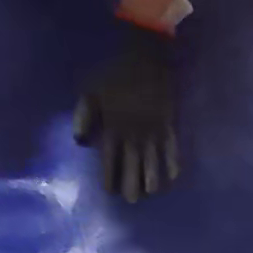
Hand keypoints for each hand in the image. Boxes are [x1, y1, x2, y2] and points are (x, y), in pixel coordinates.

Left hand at [73, 19, 178, 201]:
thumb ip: (84, 116)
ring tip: (150, 192)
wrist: (146, 53)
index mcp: (113, 128)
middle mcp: (133, 135)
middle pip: (133, 169)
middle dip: (132, 187)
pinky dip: (172, 165)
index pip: (111, 162)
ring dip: (152, 181)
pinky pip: (172, 150)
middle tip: (132, 199)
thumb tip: (80, 142)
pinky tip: (172, 178)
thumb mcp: (92, 91)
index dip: (110, 179)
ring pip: (153, 164)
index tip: (111, 191)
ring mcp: (153, 132)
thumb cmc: (115, 72)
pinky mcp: (168, 125)